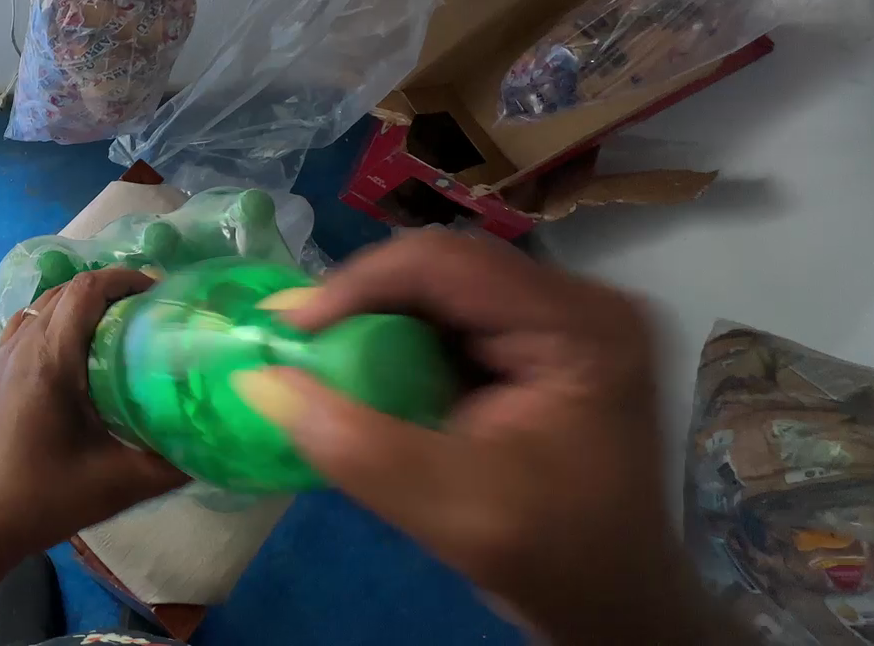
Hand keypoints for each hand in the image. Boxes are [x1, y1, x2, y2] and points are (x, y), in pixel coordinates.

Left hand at [0, 269, 188, 556]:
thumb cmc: (44, 495)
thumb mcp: (118, 483)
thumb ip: (170, 463)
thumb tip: (213, 445)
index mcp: (52, 356)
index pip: (86, 289)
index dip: (123, 278)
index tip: (157, 291)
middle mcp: (25, 343)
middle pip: (67, 290)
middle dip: (108, 288)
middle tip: (147, 309)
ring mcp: (5, 353)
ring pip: (45, 304)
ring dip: (81, 300)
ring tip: (117, 324)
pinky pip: (29, 322)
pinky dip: (57, 317)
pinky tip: (75, 347)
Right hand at [234, 231, 712, 644]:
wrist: (617, 610)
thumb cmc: (558, 562)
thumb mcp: (455, 514)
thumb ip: (357, 447)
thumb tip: (257, 379)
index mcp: (580, 324)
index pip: (442, 263)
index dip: (354, 284)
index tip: (291, 330)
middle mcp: (568, 299)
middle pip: (430, 263)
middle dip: (355, 299)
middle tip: (296, 339)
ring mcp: (546, 313)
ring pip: (424, 280)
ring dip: (363, 314)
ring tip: (318, 351)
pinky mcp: (522, 333)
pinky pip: (432, 306)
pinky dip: (382, 330)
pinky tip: (359, 363)